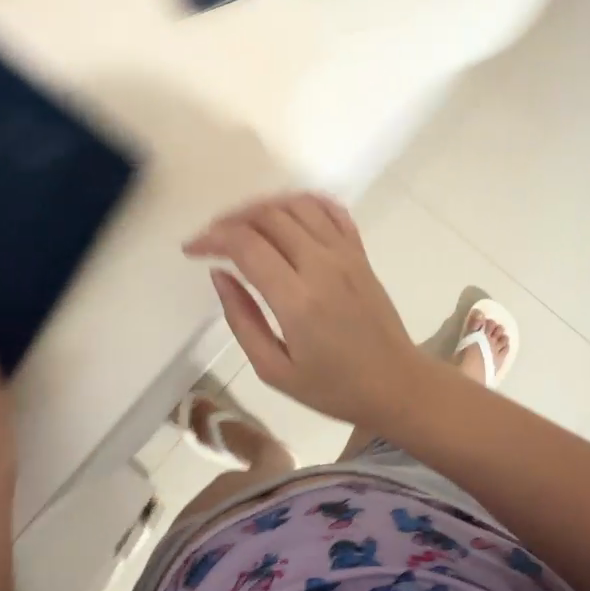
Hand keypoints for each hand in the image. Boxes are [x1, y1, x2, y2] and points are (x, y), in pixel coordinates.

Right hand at [184, 193, 427, 426]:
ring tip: (241, 226)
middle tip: (211, 238)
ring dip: (262, 207)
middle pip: (268, 217)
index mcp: (297, 300)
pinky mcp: (360, 253)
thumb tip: (220, 276)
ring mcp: (346, 255)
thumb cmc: (333, 388)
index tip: (192, 250)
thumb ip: (242, 320)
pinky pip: (330, 210)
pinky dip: (301, 202)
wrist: (396, 385)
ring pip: (297, 205)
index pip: (246, 245)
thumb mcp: (273, 370)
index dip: (212, 239)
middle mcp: (322, 266)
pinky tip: (283, 214)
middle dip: (230, 220)